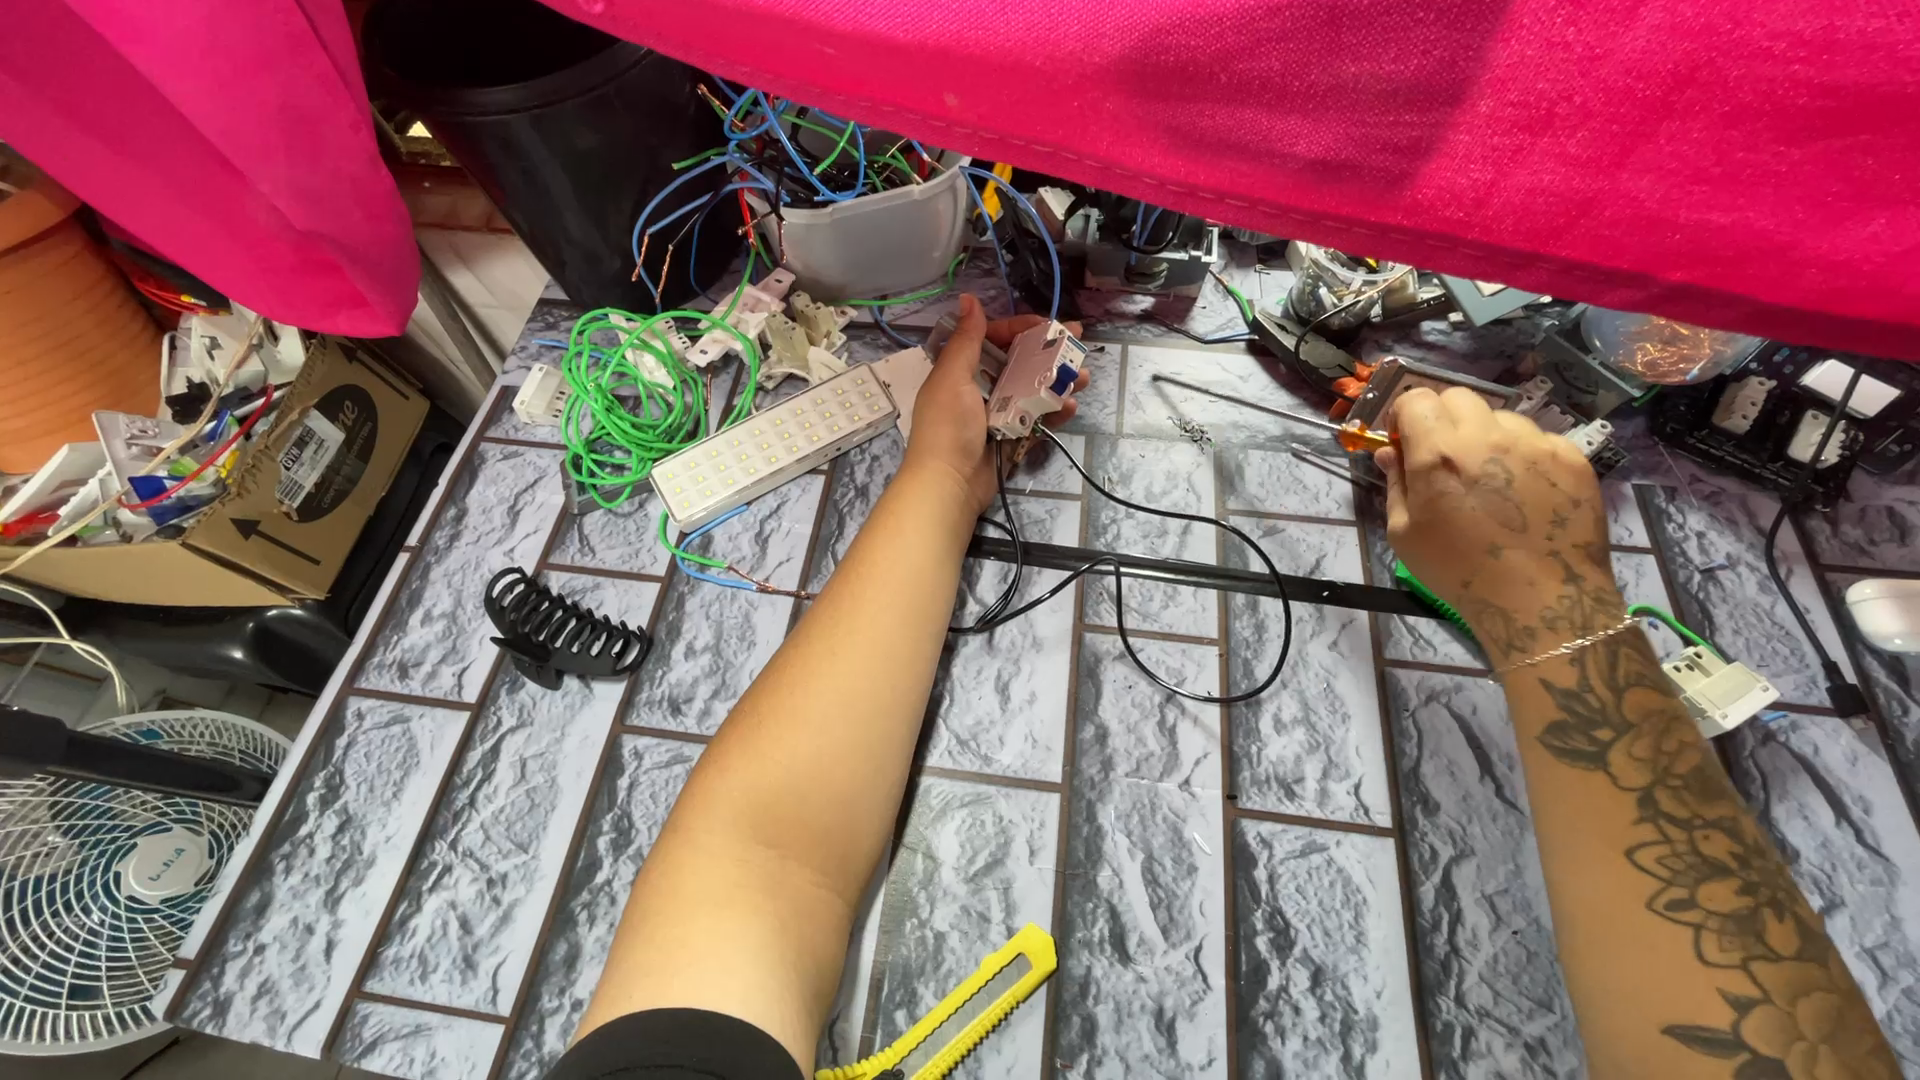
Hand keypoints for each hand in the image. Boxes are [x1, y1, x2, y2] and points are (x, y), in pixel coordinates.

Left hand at [901, 294, 1089, 515]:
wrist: (949, 483)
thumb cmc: (947, 427)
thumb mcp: (952, 377)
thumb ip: (966, 340)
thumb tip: (968, 299)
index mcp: (962, 371)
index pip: (995, 339)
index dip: (1020, 328)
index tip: (1047, 325)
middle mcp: (981, 389)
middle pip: (1020, 363)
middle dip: (1050, 354)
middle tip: (1080, 344)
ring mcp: (999, 415)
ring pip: (1034, 390)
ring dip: (1060, 382)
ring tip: (1084, 377)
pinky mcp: (1013, 438)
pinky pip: (1038, 420)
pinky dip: (1054, 413)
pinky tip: (1070, 406)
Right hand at [1374, 387, 1624, 668]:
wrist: (1539, 596)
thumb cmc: (1457, 569)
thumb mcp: (1404, 532)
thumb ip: (1396, 484)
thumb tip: (1390, 452)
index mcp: (1437, 454)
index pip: (1416, 398)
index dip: (1405, 415)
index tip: (1405, 440)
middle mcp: (1486, 437)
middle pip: (1458, 396)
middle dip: (1443, 417)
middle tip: (1443, 454)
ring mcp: (1535, 443)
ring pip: (1500, 417)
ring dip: (1485, 435)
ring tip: (1489, 475)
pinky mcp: (1572, 457)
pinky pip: (1538, 439)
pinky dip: (1523, 453)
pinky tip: (1522, 489)